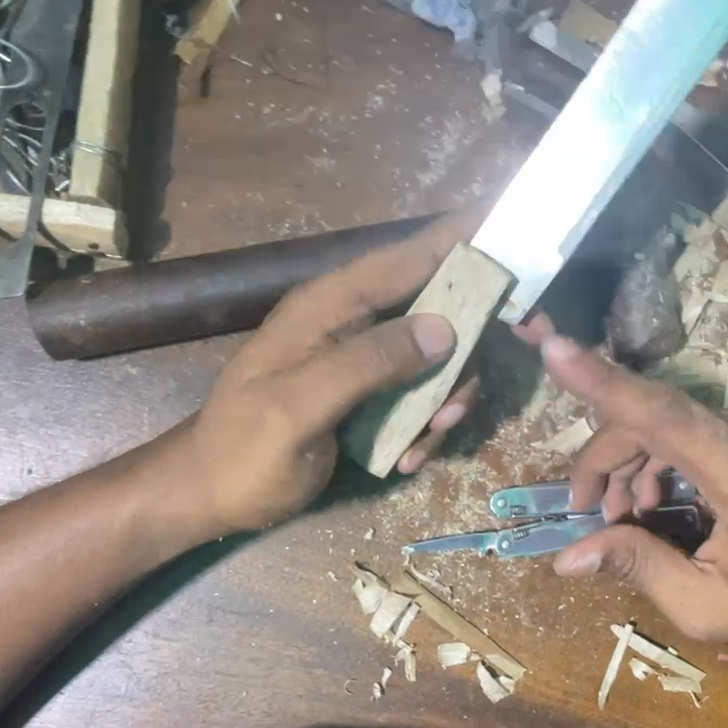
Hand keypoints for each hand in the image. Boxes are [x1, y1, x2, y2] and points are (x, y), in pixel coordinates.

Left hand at [180, 214, 481, 533]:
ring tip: (424, 445)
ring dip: (443, 405)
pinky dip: (424, 431)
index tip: (515, 231)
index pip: (405, 257)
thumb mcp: (300, 408)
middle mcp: (353, 324)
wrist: (211, 496)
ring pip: (437, 363)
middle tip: (456, 409)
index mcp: (329, 308)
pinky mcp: (370, 398)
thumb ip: (368, 363)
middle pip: (437, 313)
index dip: (460, 241)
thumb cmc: (245, 452)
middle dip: (461, 360)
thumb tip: (445, 329)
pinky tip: (405, 460)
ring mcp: (363, 362)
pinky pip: (421, 400)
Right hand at [526, 319, 727, 662]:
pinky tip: (648, 502)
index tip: (555, 349)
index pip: (667, 417)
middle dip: (605, 457)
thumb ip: (637, 567)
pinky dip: (653, 460)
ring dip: (627, 463)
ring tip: (620, 516)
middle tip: (585, 508)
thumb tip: (566, 558)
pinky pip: (685, 429)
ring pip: (664, 421)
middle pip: (654, 418)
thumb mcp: (702, 606)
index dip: (608, 385)